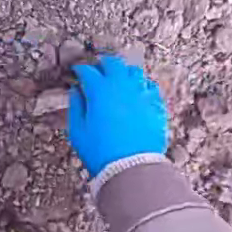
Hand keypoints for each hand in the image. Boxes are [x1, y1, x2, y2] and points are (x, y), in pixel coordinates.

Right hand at [67, 55, 167, 176]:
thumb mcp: (78, 132)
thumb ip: (76, 107)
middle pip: (113, 63)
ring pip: (134, 71)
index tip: (78, 73)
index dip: (81, 70)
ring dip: (123, 72)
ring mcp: (142, 94)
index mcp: (100, 91)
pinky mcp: (156, 105)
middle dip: (103, 63)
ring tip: (118, 78)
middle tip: (98, 69)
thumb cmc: (102, 152)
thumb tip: (76, 92)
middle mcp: (122, 87)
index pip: (88, 71)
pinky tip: (136, 93)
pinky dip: (140, 85)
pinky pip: (150, 87)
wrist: (132, 168)